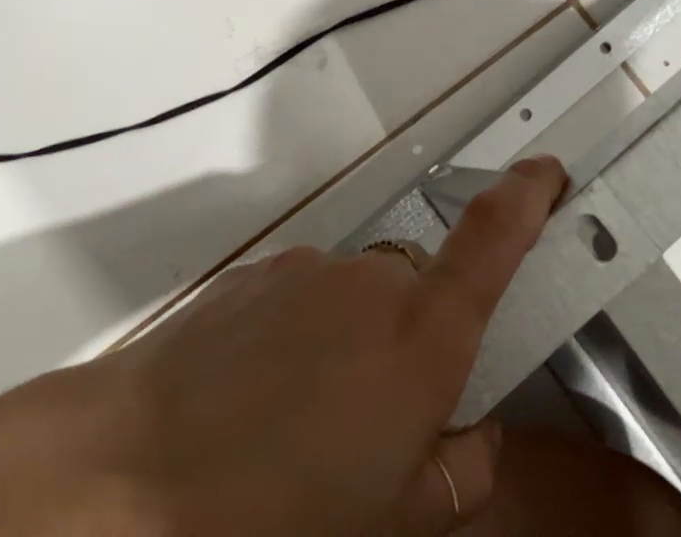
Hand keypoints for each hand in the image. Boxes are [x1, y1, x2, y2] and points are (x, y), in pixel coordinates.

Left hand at [104, 155, 569, 535]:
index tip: (547, 178)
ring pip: (360, 298)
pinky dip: (302, 337)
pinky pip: (304, 299)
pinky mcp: (257, 275)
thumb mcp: (400, 517)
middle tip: (387, 413)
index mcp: (422, 336)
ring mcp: (308, 273)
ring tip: (310, 418)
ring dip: (354, 344)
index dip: (530, 197)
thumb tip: (472, 439)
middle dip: (419, 338)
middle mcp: (370, 284)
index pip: (495, 237)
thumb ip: (467, 469)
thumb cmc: (266, 504)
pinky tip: (266, 396)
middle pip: (423, 288)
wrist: (132, 468)